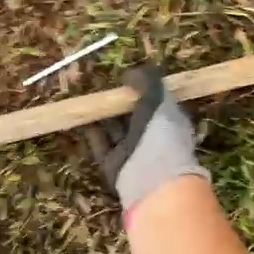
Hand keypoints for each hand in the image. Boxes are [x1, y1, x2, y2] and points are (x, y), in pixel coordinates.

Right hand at [82, 66, 208, 212]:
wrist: (153, 180)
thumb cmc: (161, 136)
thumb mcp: (159, 101)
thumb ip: (148, 82)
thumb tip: (130, 73)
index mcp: (170, 122)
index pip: (156, 102)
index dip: (142, 90)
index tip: (125, 79)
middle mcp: (152, 137)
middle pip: (133, 116)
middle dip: (120, 104)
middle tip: (103, 89)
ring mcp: (133, 153)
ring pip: (116, 131)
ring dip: (104, 117)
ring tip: (89, 101)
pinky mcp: (115, 166)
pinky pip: (102, 146)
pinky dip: (93, 133)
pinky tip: (84, 120)